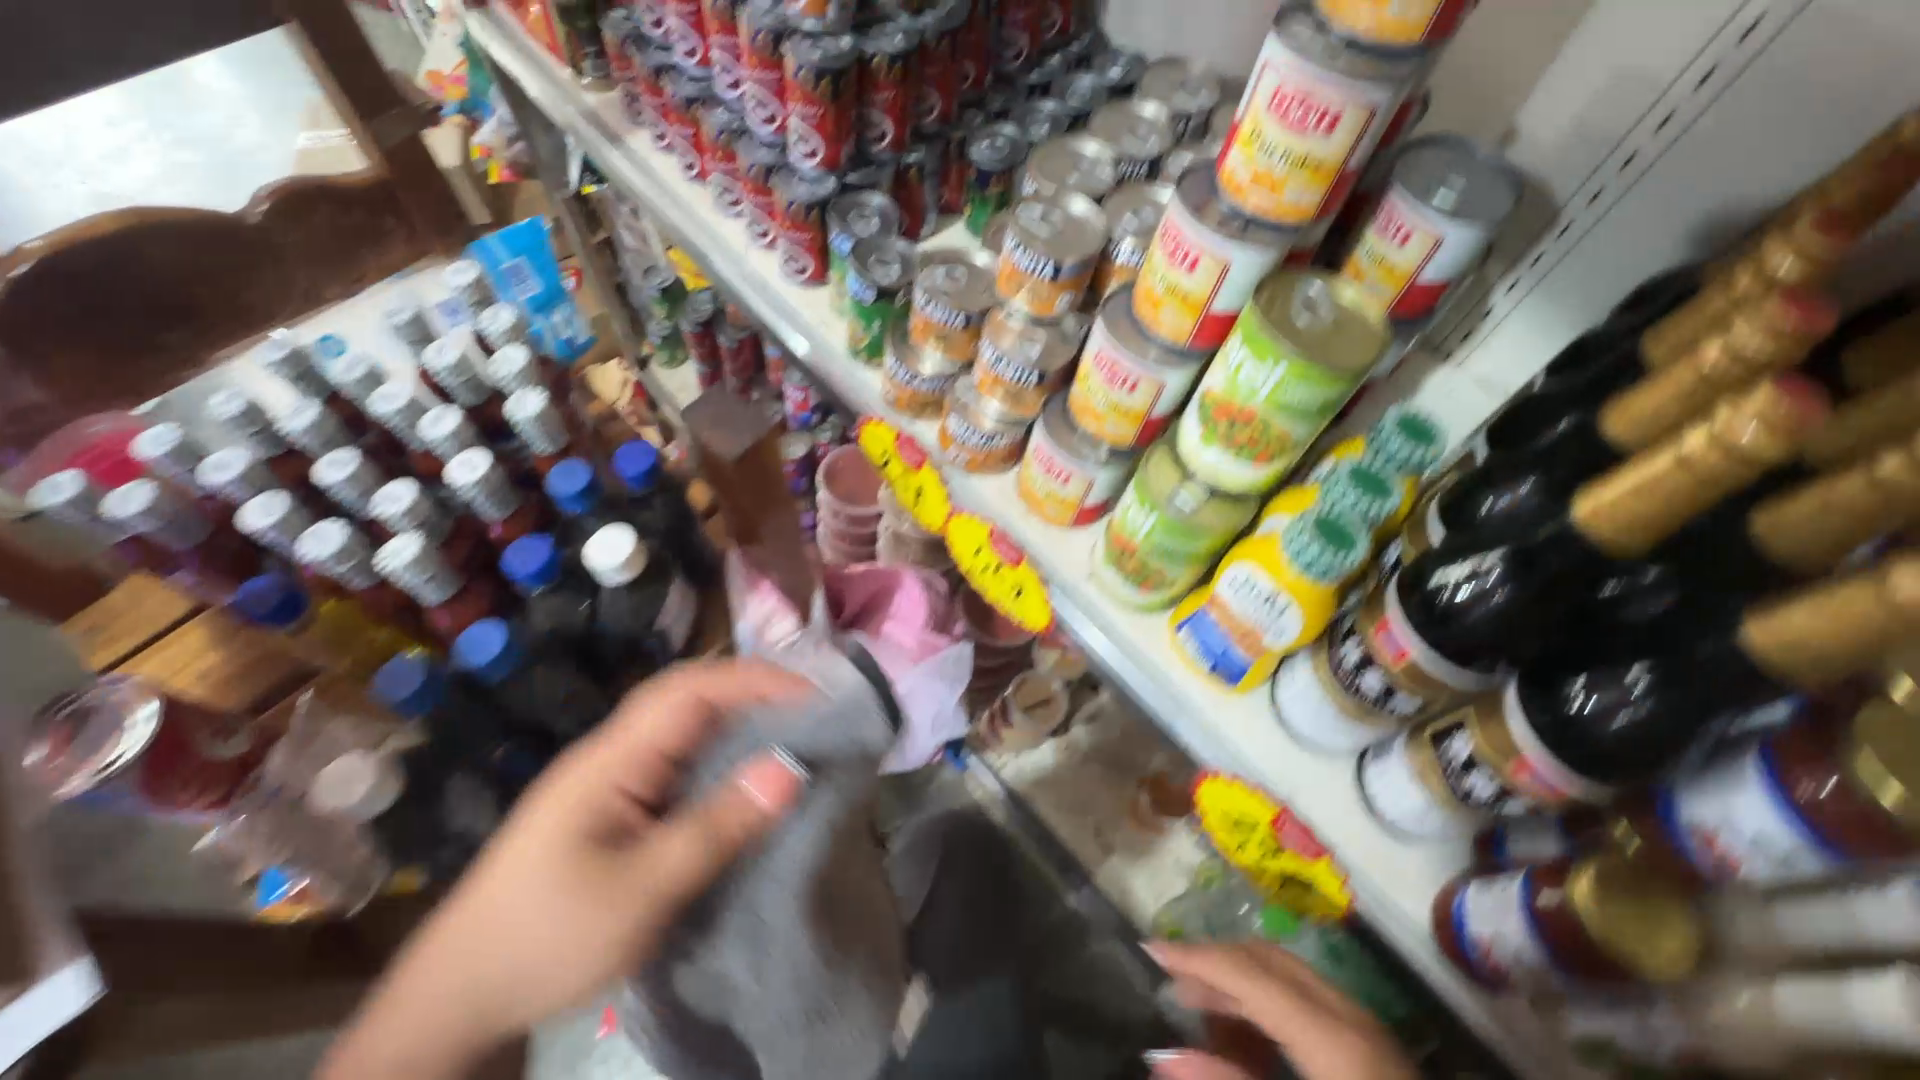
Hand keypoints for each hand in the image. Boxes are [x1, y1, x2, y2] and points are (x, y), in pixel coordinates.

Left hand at [319, 659, 814, 1079]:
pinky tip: (750, 793)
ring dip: (742, 732)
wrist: (458, 997)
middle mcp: (613, 758)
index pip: (691, 690)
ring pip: (686, 738)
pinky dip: (723, 770)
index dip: (757, 681)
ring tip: (801, 745)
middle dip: (756, 697)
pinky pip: (679, 775)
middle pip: (690, 702)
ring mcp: (612, 787)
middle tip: (821, 717)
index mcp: (612, 759)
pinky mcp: (615, 818)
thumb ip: (717, 826)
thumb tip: (791, 767)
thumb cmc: (546, 938)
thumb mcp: (642, 889)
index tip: (819, 698)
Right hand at [1144, 941, 1416, 1079]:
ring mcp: (1364, 1024)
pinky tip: (1246, 1035)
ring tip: (1197, 1007)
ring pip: (1286, 974)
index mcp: (1329, 1034)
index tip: (1147, 950)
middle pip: (1266, 959)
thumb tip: (1162, 1055)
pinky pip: (1306, 998)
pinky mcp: (1370, 1042)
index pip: (1247, 971)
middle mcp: (1348, 1013)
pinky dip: (1266, 1001)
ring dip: (1238, 980)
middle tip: (1167, 980)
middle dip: (1213, 961)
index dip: (1193, 956)